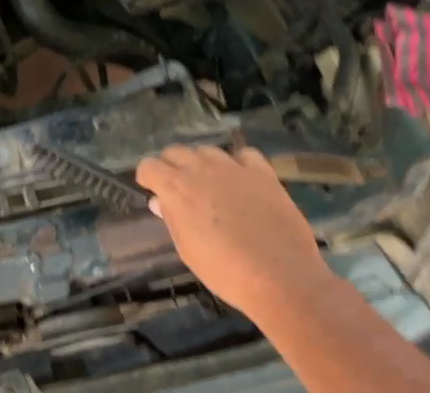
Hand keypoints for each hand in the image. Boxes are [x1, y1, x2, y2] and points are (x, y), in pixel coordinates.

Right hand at [135, 145, 332, 319]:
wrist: (281, 279)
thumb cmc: (226, 272)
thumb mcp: (188, 251)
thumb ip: (172, 219)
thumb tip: (161, 201)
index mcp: (176, 188)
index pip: (149, 165)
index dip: (148, 177)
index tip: (152, 189)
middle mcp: (201, 169)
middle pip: (176, 152)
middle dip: (171, 166)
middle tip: (180, 188)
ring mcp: (233, 168)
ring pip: (208, 151)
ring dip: (202, 163)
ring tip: (211, 183)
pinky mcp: (263, 174)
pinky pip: (245, 155)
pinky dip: (239, 163)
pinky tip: (242, 179)